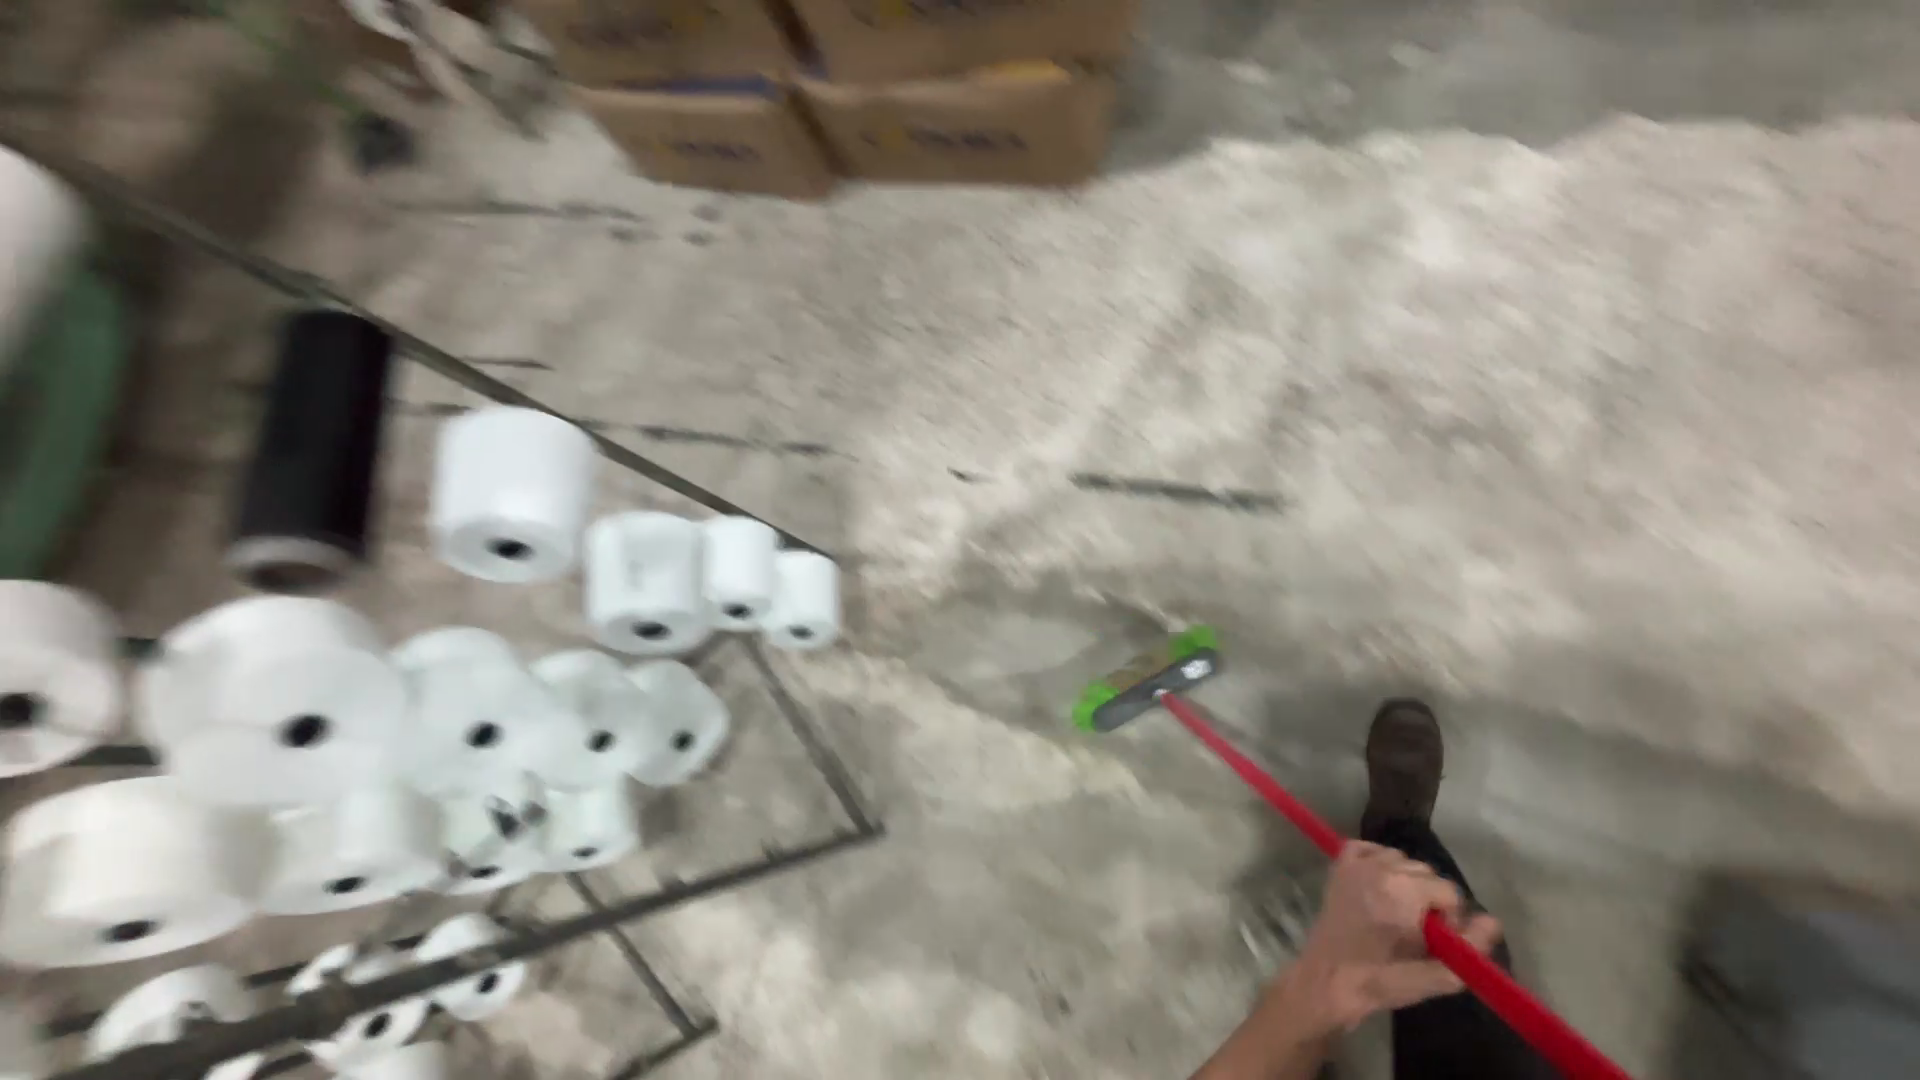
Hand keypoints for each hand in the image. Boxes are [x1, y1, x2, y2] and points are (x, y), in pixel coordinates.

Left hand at [1281, 842, 1502, 1033]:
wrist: (1329, 979)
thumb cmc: (1382, 979)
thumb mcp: (1436, 974)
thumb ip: (1469, 946)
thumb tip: (1492, 921)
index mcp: (1404, 890)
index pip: (1448, 889)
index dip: (1451, 916)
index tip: (1440, 938)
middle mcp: (1380, 868)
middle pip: (1424, 871)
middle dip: (1430, 897)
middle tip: (1421, 928)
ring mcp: (1356, 865)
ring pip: (1397, 858)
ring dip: (1405, 879)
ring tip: (1400, 910)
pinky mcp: (1338, 868)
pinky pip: (1363, 847)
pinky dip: (1375, 858)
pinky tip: (1379, 881)